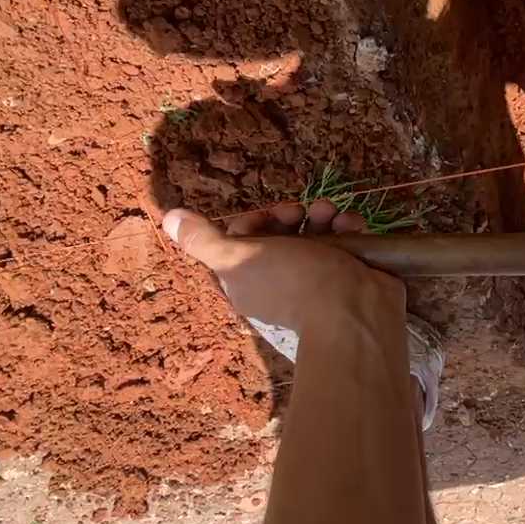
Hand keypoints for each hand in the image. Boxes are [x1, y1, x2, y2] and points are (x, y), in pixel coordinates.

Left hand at [161, 201, 401, 331]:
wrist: (355, 311)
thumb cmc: (293, 282)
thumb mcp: (240, 259)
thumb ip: (204, 240)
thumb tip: (169, 217)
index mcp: (250, 281)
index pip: (246, 242)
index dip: (256, 222)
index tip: (270, 217)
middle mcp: (282, 280)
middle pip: (282, 234)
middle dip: (293, 215)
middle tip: (303, 212)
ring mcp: (319, 277)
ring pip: (316, 233)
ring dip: (323, 216)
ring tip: (332, 215)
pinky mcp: (350, 272)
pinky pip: (345, 240)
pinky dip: (348, 228)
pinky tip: (353, 225)